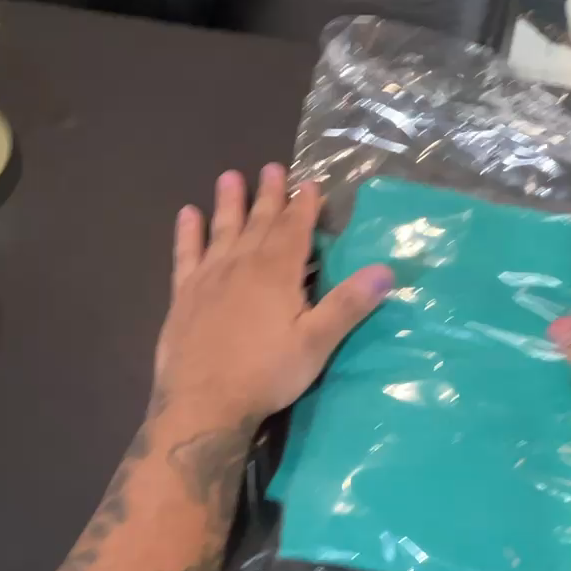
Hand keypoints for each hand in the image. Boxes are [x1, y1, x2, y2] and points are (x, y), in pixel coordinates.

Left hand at [154, 164, 391, 424]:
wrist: (204, 402)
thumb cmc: (268, 374)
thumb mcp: (317, 343)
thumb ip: (348, 304)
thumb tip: (386, 270)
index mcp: (277, 274)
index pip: (294, 230)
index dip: (304, 206)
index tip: (309, 183)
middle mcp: (241, 266)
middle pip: (259, 224)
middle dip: (269, 196)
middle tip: (272, 169)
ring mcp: (209, 279)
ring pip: (222, 231)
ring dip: (229, 204)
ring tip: (231, 177)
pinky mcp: (184, 297)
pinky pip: (186, 255)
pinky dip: (188, 234)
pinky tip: (188, 216)